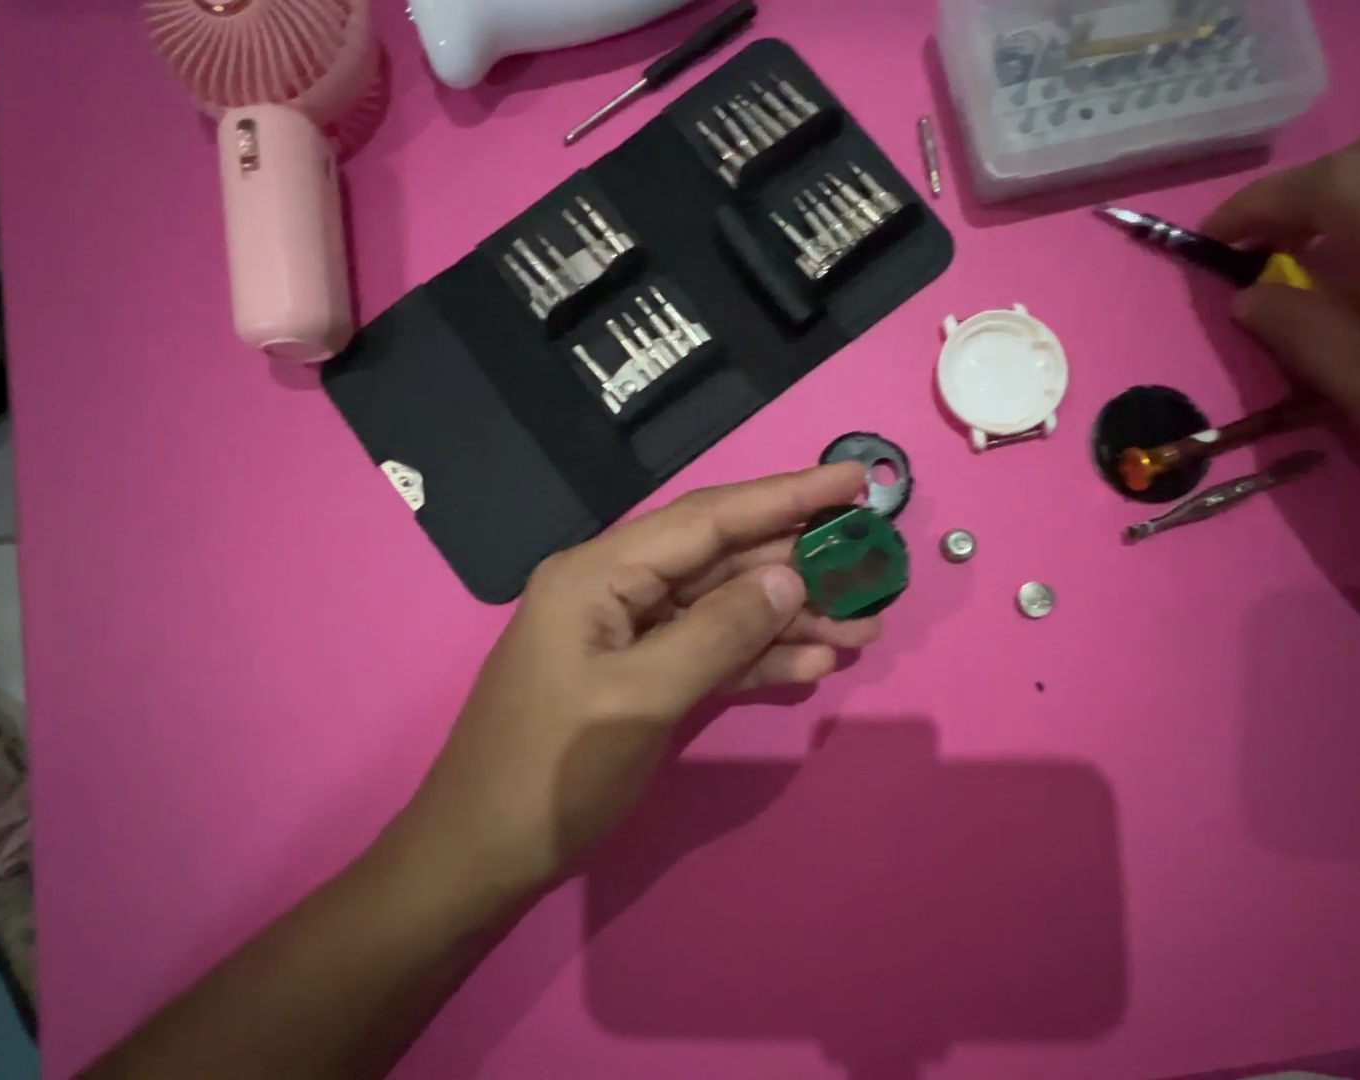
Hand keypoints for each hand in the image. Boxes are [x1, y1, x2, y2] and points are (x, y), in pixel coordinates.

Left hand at [402, 465, 881, 894]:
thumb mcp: (641, 697)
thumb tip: (789, 579)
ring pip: (726, 608)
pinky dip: (760, 657)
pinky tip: (813, 663)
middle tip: (874, 566)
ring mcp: (632, 634)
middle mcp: (618, 588)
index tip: (852, 483)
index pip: (708, 517)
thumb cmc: (552, 771)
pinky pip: (712, 652)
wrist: (485, 853)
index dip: (785, 497)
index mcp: (601, 572)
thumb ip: (720, 631)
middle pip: (724, 560)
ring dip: (792, 617)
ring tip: (863, 627)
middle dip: (800, 565)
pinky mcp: (644, 676)